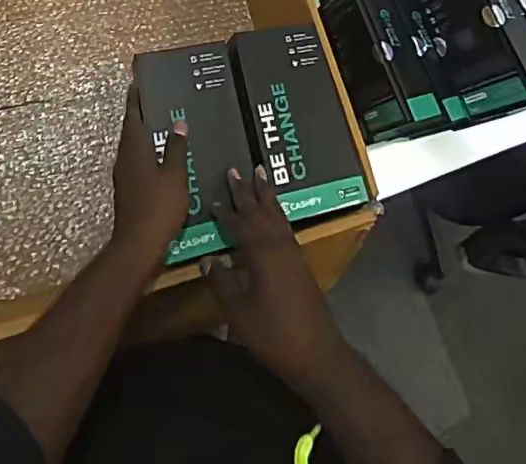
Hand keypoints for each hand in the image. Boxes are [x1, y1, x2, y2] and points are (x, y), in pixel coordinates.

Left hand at [109, 83, 189, 269]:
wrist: (138, 244)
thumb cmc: (158, 206)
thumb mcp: (175, 175)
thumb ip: (176, 149)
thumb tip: (178, 123)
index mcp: (134, 148)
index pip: (133, 115)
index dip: (136, 99)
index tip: (138, 83)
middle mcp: (125, 157)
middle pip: (132, 129)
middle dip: (143, 114)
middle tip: (159, 100)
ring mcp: (124, 174)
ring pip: (134, 146)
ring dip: (146, 134)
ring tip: (165, 125)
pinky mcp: (128, 188)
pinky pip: (138, 161)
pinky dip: (148, 152)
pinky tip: (164, 157)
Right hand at [203, 166, 347, 391]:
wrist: (318, 355)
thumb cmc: (274, 334)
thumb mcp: (239, 312)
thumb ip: (222, 283)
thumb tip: (206, 259)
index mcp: (262, 253)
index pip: (240, 224)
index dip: (225, 212)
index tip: (213, 199)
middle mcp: (279, 246)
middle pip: (260, 212)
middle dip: (247, 191)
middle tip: (235, 170)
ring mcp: (293, 254)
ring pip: (277, 215)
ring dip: (266, 195)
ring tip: (260, 175)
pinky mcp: (300, 264)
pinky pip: (285, 226)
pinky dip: (277, 213)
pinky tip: (274, 214)